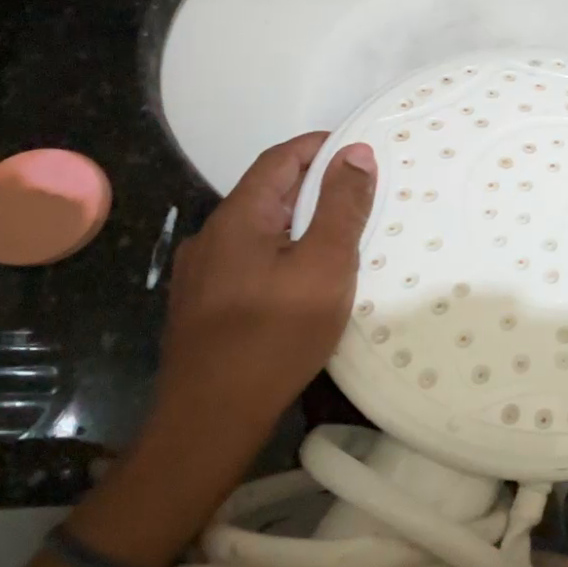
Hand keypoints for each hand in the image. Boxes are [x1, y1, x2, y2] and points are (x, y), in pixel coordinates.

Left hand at [156, 132, 376, 434]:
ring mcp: (202, 273)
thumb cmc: (275, 335)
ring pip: (260, 228)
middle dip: (317, 185)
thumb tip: (355, 152)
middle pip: (269, 191)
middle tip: (365, 196)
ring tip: (342, 238)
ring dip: (301, 222)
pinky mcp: (204, 304)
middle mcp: (212, 236)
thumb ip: (342, 207)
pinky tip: (304, 281)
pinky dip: (284, 252)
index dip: (322, 147)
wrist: (210, 419)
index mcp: (239, 217)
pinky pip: (250, 259)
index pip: (281, 158)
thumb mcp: (324, 266)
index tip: (363, 152)